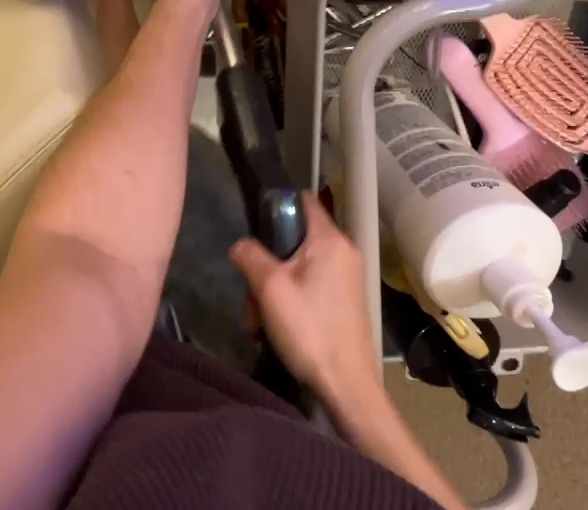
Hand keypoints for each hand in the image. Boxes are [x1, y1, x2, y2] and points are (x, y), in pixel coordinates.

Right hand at [229, 197, 379, 400]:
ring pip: (294, 266)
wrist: (347, 386)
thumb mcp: (269, 286)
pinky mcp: (341, 301)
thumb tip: (240, 246)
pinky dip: (286, 300)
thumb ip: (249, 254)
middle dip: (265, 262)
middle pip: (292, 238)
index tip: (253, 223)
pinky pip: (305, 285)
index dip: (275, 204)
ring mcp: (344, 278)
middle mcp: (342, 252)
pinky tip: (273, 326)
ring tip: (260, 319)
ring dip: (270, 288)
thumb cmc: (309, 328)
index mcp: (330, 240)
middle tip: (253, 291)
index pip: (302, 199)